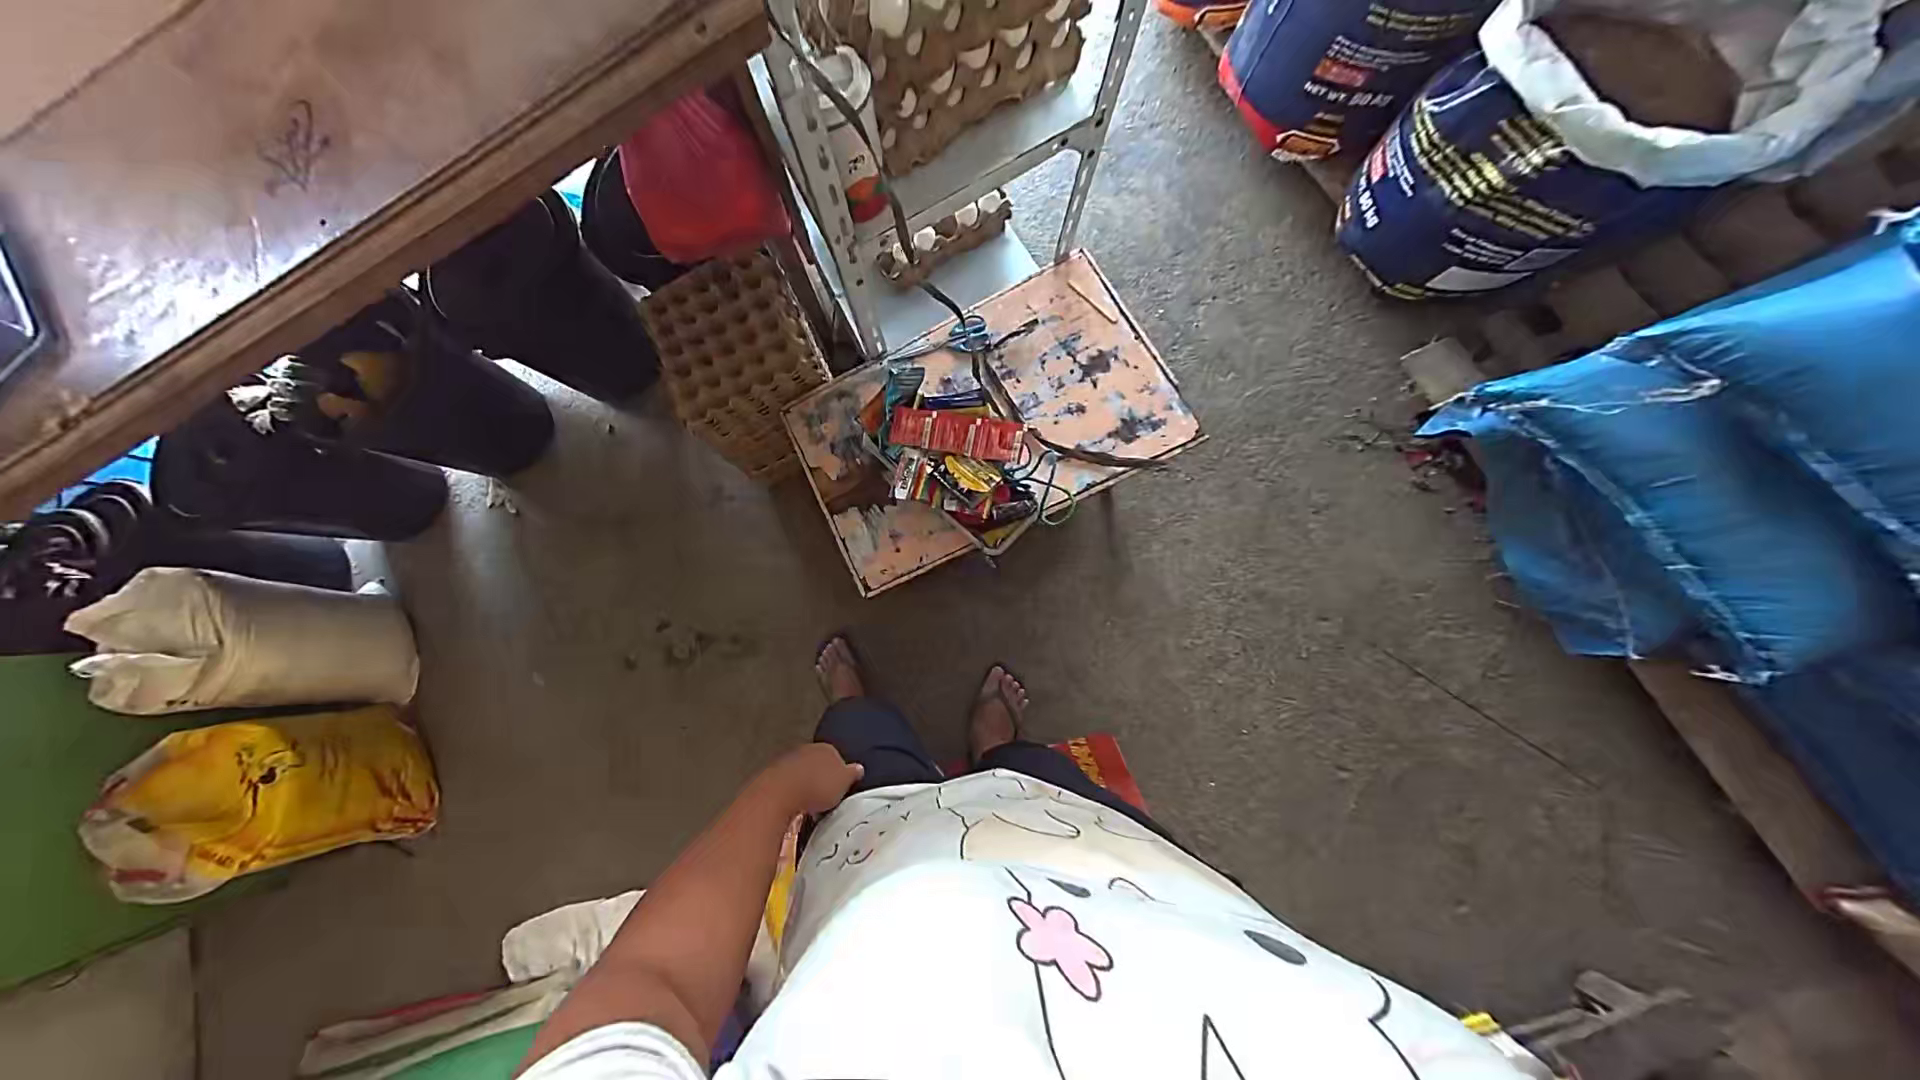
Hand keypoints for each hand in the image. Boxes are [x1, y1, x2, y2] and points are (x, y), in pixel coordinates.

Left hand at [762, 743, 863, 815]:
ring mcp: (788, 761)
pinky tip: (794, 807)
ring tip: (810, 807)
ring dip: (805, 786)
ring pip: (802, 773)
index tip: (840, 789)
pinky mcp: (772, 776)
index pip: (837, 757)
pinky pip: (787, 785)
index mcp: (827, 748)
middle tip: (826, 799)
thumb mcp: (844, 782)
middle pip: (818, 764)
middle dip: (821, 779)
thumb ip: (852, 773)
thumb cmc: (815, 786)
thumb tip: (858, 769)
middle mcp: (807, 749)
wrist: (780, 794)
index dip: (840, 774)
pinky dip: (791, 794)